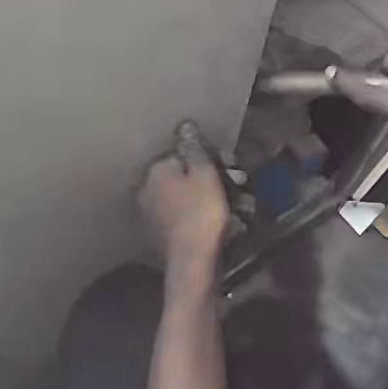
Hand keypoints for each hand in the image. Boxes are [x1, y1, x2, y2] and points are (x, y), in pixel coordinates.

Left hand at [138, 121, 229, 260]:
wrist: (193, 262)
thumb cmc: (201, 212)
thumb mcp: (204, 173)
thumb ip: (194, 147)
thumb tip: (184, 125)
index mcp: (155, 171)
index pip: (184, 152)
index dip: (211, 156)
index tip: (231, 166)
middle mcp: (147, 190)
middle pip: (186, 175)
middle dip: (216, 178)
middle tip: (239, 185)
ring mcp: (153, 215)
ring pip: (189, 197)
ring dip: (215, 198)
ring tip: (240, 208)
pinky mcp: (162, 236)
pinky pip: (187, 217)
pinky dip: (205, 217)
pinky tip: (226, 223)